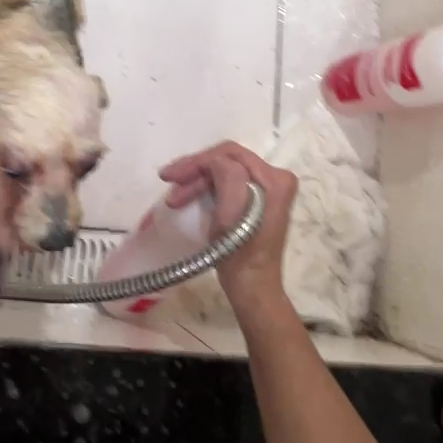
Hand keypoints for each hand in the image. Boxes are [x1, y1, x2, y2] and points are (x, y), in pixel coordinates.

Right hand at [157, 141, 298, 314]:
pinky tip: (186, 197)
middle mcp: (275, 179)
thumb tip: (214, 161)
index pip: (229, 154)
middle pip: (226, 161)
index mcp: (275, 179)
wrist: (251, 288)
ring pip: (222, 172)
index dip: (197, 161)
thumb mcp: (231, 214)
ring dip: (195, 181)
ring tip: (173, 198)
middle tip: (168, 182)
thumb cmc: (240, 254)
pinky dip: (204, 188)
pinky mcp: (256, 200)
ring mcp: (266, 189)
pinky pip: (225, 183)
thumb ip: (227, 177)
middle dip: (194, 171)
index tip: (170, 176)